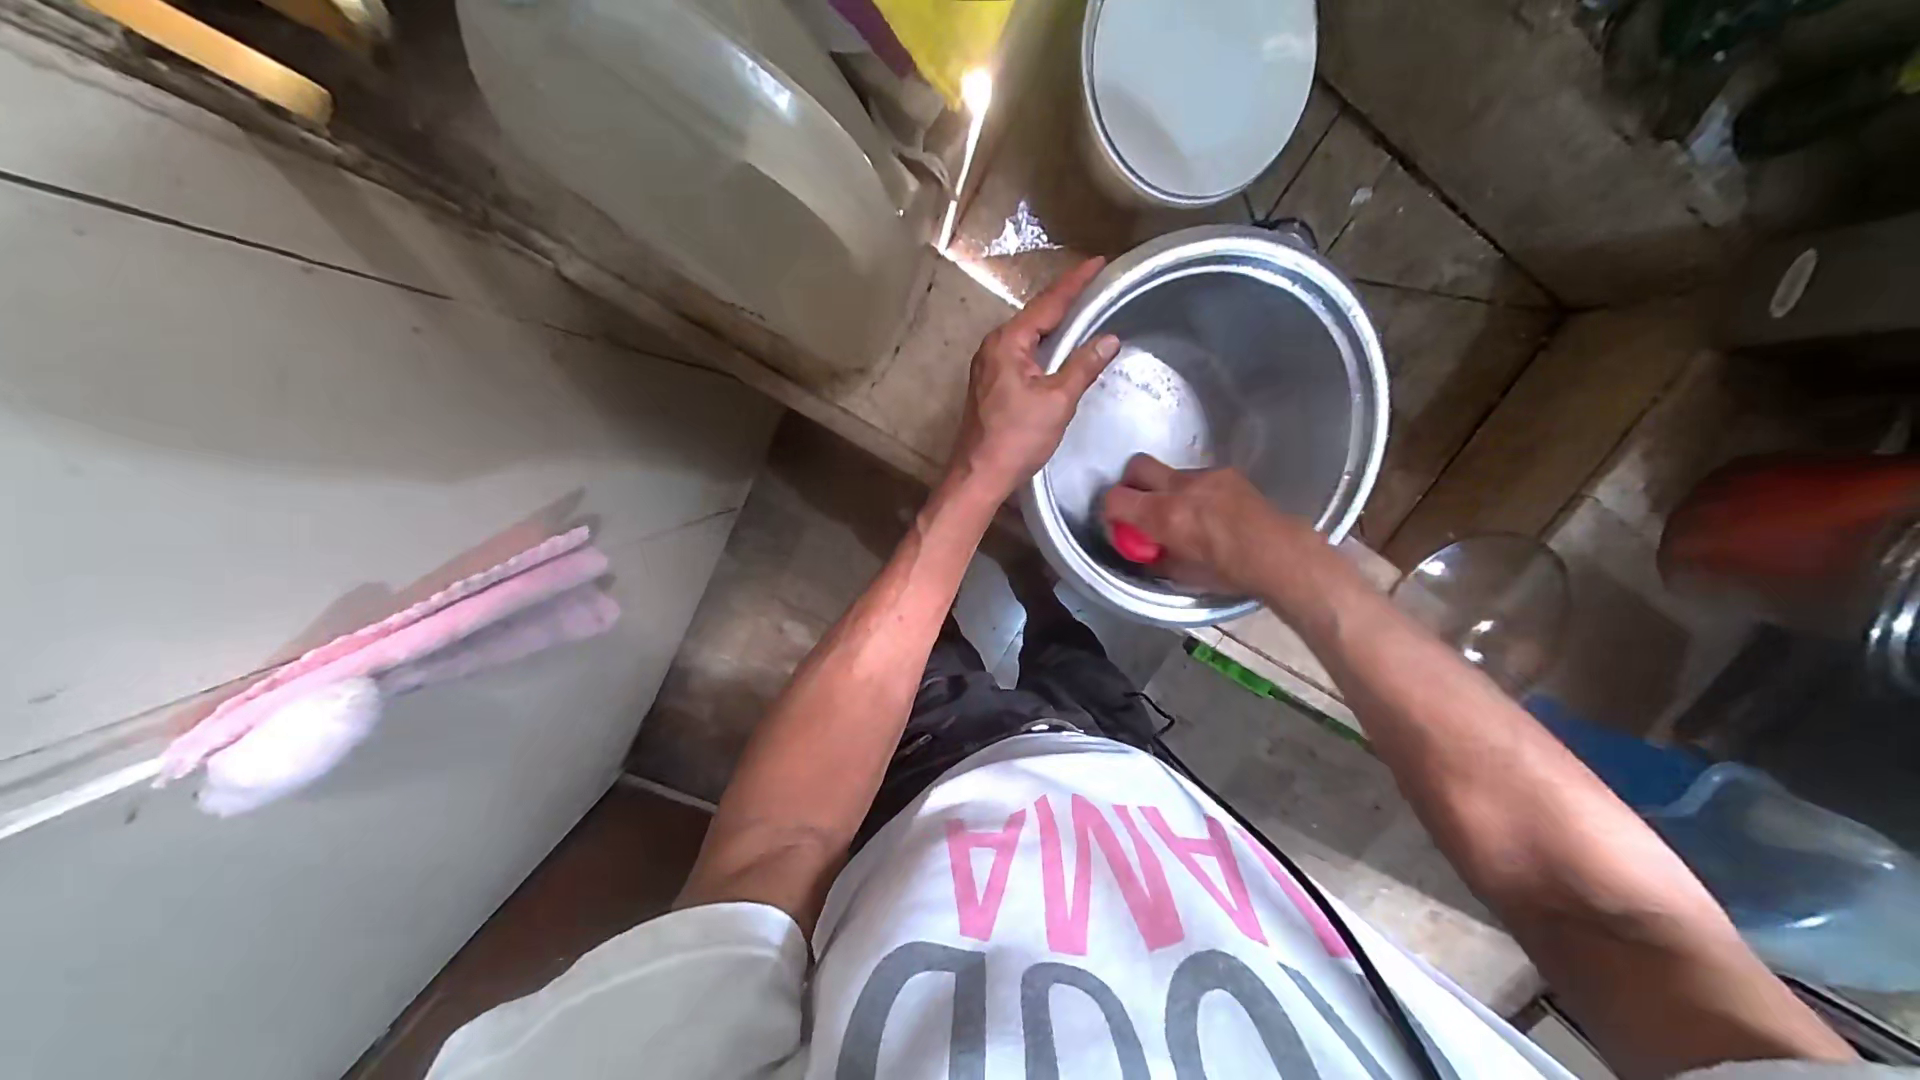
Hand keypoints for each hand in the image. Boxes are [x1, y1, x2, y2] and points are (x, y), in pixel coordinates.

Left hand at [945, 258, 1121, 499]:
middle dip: (1065, 300)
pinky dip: (1043, 347)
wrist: (979, 474)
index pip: (1048, 303)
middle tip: (1095, 285)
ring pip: (1027, 336)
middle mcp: (993, 346)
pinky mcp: (989, 383)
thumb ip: (1083, 366)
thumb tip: (1109, 340)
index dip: (1075, 282)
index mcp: (1008, 343)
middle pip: (1035, 316)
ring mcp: (988, 365)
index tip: (1098, 262)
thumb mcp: (1058, 401)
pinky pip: (1021, 354)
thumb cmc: (1016, 439)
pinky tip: (1059, 350)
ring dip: (1054, 325)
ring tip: (1083, 312)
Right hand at [1102, 454, 1305, 592]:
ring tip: (1182, 514)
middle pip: (1137, 466)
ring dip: (1166, 489)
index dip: (1111, 511)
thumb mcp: (1182, 573)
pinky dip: (1194, 492)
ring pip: (1170, 473)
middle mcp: (1181, 488)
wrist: (1279, 554)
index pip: (1116, 498)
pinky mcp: (1226, 473)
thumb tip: (1145, 552)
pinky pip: (1198, 478)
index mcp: (1165, 515)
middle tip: (1139, 506)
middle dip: (1131, 483)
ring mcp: (1205, 476)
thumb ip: (1155, 557)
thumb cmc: (1229, 572)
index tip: (1119, 524)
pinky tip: (1209, 512)